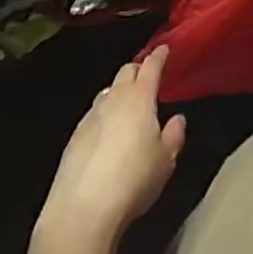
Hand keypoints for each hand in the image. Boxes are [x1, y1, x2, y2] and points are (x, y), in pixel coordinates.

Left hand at [38, 45, 186, 243]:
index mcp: (139, 98)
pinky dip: (106, 112)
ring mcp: (91, 114)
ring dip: (120, 91)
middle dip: (138, 69)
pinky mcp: (75, 134)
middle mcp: (114, 98)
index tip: (164, 48)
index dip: (158, 56)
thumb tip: (177, 119)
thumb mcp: (166, 160)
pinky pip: (95, 112)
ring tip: (129, 104)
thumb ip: (174, 135)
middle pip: (126, 72)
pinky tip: (109, 131)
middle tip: (148, 75)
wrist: (84, 205)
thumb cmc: (134, 178)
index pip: (150, 67)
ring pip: (108, 91)